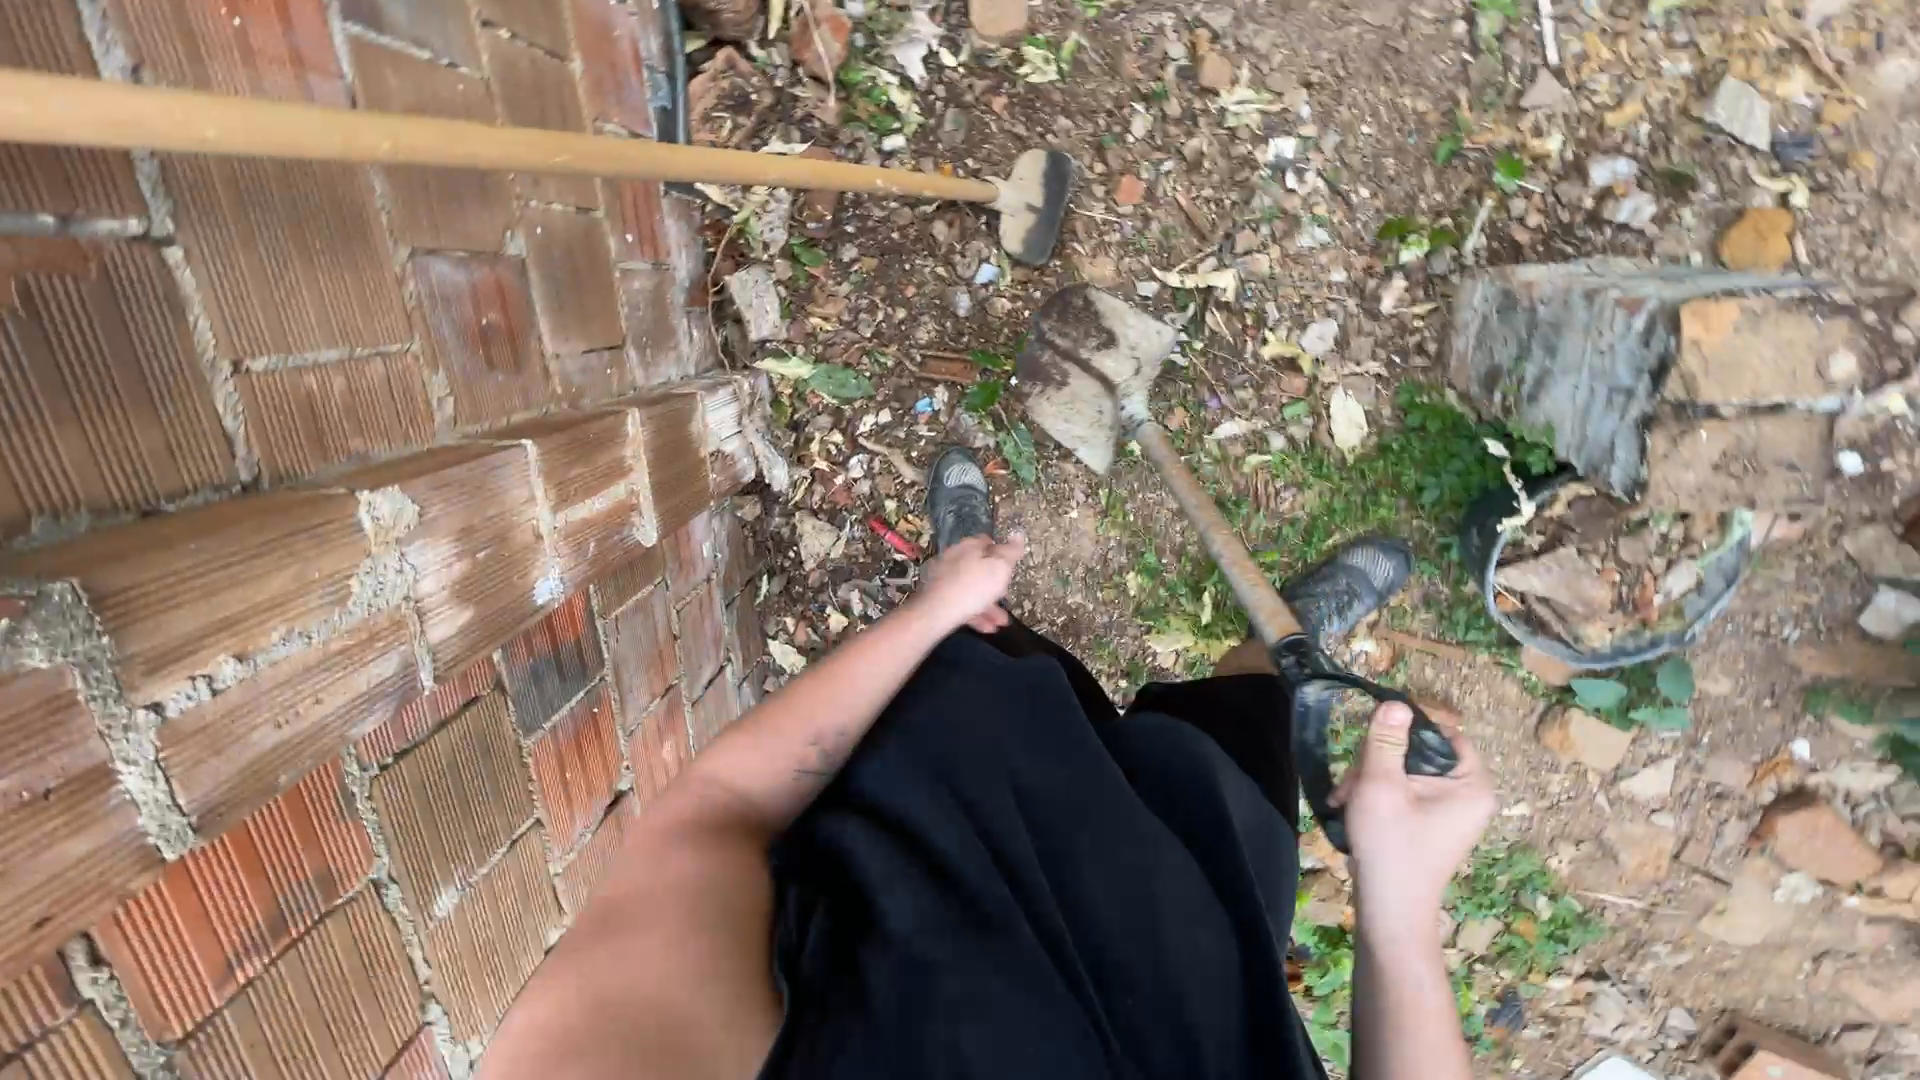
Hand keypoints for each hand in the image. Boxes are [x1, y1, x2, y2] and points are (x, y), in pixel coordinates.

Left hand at [914, 534, 1025, 633]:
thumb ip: (1010, 552)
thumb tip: (1018, 533)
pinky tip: (987, 628)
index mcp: (969, 547)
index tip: (1010, 566)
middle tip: (1006, 596)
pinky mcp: (938, 598)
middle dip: (995, 585)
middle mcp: (954, 559)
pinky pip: (961, 604)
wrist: (937, 612)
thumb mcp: (999, 568)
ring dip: (989, 605)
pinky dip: (976, 614)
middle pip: (979, 569)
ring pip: (971, 590)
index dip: (1001, 553)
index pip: (987, 542)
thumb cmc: (973, 587)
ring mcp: (944, 579)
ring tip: (1002, 621)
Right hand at [1331, 702, 1494, 937]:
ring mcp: (1452, 813)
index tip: (1374, 735)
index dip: (1410, 727)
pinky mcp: (1432, 824)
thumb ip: (1385, 741)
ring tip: (1346, 798)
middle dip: (1379, 759)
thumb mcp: (1380, 785)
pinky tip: (1353, 807)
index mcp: (1472, 785)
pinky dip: (1378, 794)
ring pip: (1407, 771)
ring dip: (1371, 778)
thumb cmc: (1390, 843)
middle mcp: (1470, 797)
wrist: (1389, 907)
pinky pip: (1407, 792)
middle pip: (1421, 752)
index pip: (1446, 733)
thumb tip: (1395, 703)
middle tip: (1352, 779)